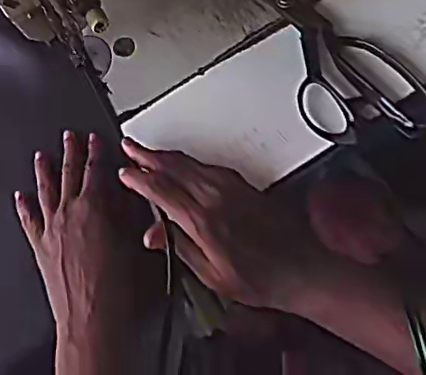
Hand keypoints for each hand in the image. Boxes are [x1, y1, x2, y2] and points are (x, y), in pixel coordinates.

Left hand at [16, 131, 135, 362]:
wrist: (93, 321)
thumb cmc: (117, 289)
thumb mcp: (132, 240)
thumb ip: (125, 211)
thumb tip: (123, 193)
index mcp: (95, 205)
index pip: (95, 168)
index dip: (95, 151)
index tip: (94, 139)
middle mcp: (70, 210)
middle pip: (69, 172)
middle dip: (70, 151)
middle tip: (69, 136)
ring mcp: (52, 227)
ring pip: (46, 188)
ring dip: (43, 169)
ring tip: (41, 156)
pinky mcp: (40, 246)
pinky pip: (29, 219)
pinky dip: (23, 206)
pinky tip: (20, 196)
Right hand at [118, 139, 346, 312]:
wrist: (300, 268)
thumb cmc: (260, 278)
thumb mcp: (212, 275)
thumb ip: (179, 247)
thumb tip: (153, 234)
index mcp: (203, 220)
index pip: (161, 190)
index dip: (139, 179)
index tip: (125, 173)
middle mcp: (214, 195)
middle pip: (172, 165)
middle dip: (146, 154)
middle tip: (128, 146)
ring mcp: (227, 184)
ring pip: (186, 160)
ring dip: (163, 153)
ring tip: (145, 150)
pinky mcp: (238, 181)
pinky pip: (203, 163)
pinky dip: (184, 158)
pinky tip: (178, 160)